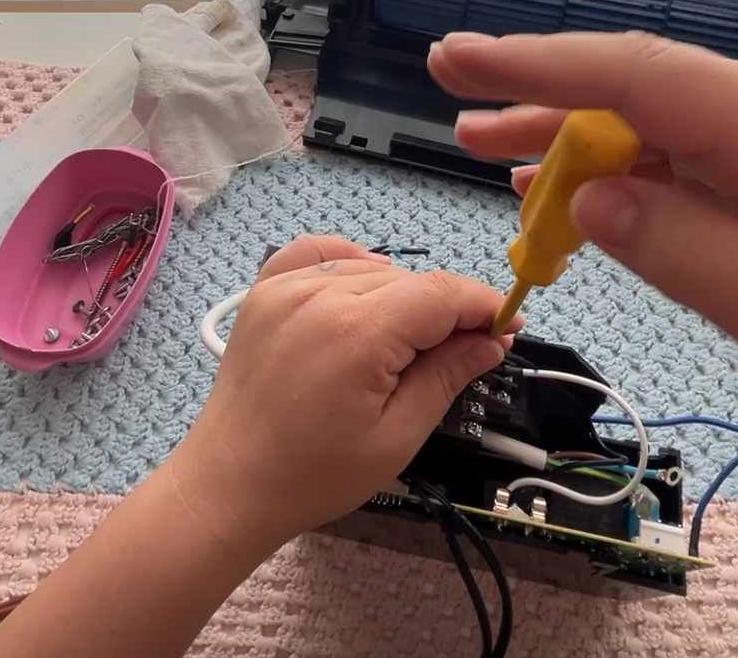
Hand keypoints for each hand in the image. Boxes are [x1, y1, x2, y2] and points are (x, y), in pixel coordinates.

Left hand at [170, 235, 518, 550]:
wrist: (228, 485)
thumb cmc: (314, 475)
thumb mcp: (397, 437)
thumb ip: (448, 377)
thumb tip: (493, 339)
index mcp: (358, 332)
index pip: (441, 294)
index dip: (482, 305)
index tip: (509, 326)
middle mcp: (321, 292)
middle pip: (410, 280)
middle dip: (447, 309)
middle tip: (465, 348)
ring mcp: (287, 285)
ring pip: (371, 267)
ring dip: (402, 294)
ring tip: (407, 338)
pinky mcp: (265, 289)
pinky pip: (319, 251)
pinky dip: (350, 261)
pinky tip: (361, 290)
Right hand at [429, 31, 737, 429]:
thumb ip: (689, 251)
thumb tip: (592, 197)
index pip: (638, 74)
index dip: (540, 63)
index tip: (461, 57)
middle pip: (631, 87)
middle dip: (536, 95)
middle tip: (456, 105)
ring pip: (645, 117)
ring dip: (565, 132)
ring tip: (490, 146)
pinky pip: (674, 149)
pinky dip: (613, 165)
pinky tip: (571, 187)